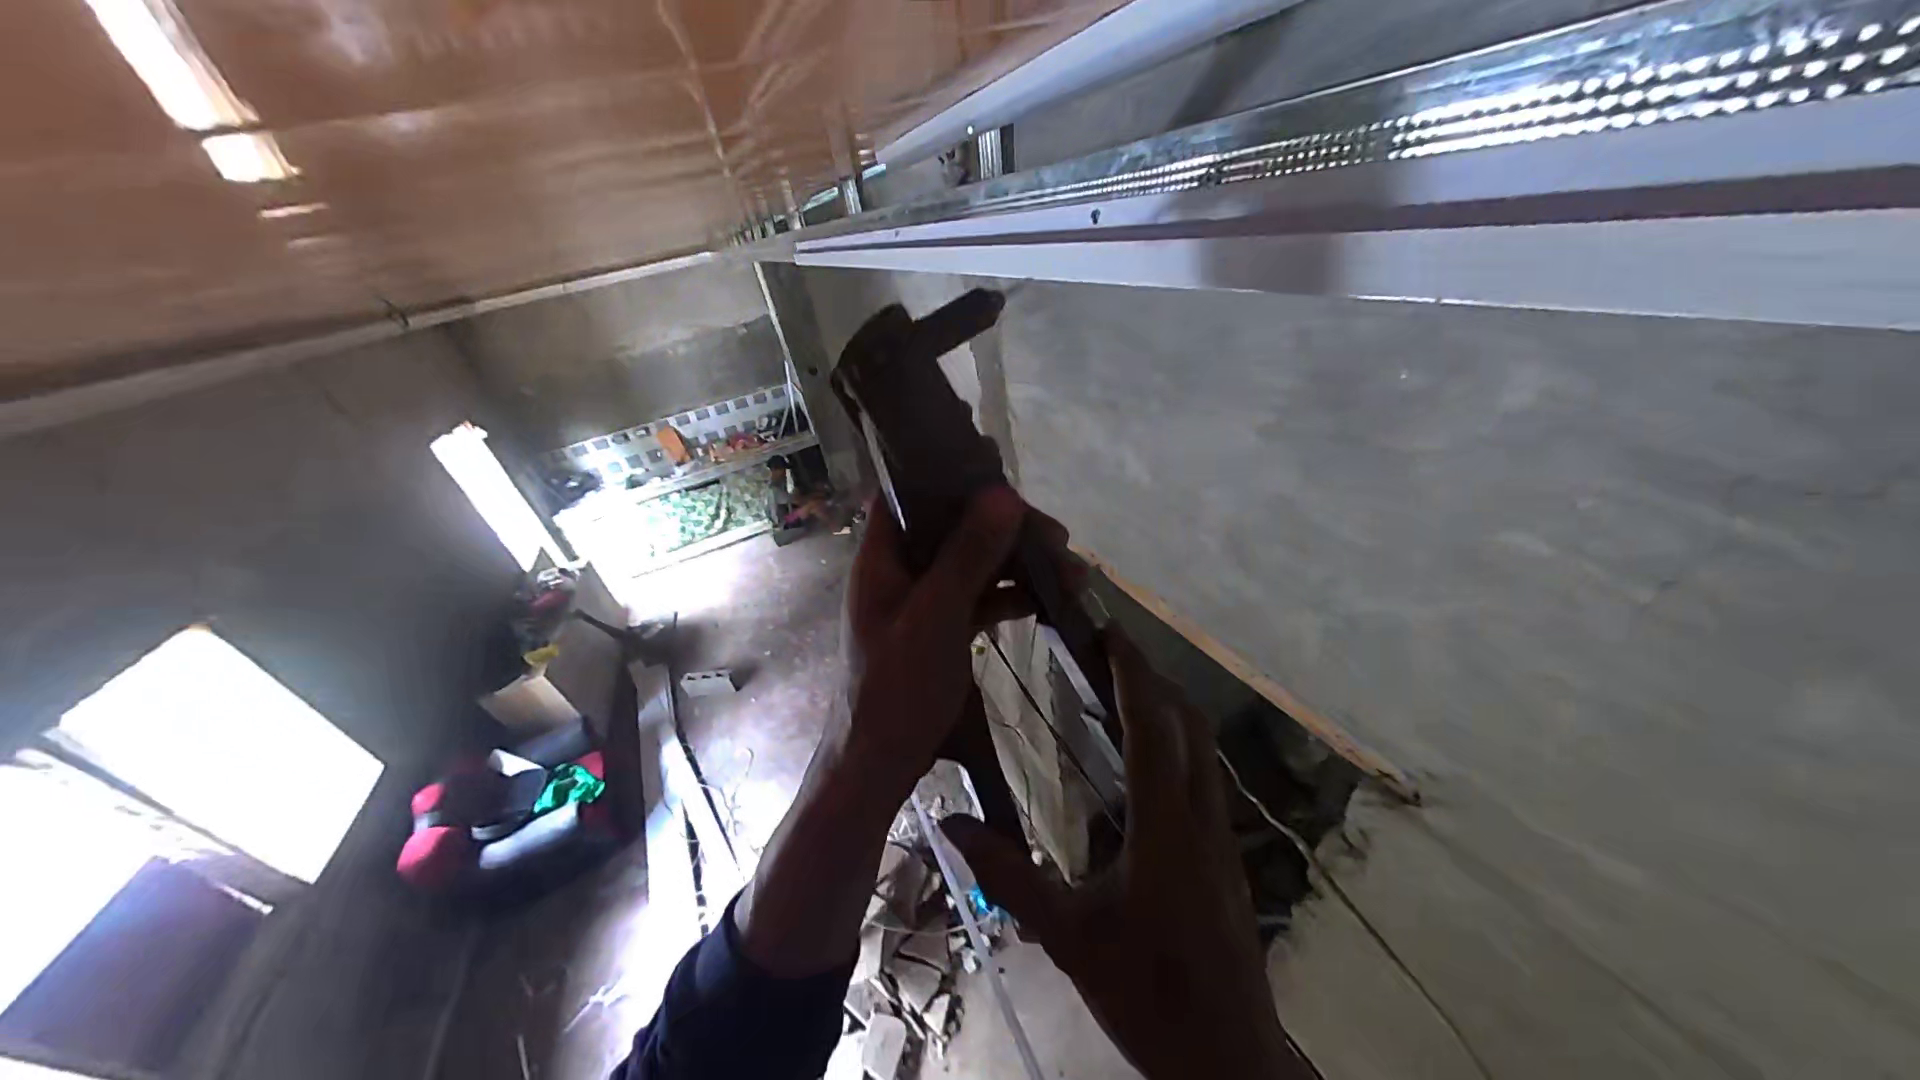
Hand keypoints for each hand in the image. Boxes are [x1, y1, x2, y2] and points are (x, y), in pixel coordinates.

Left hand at [841, 486, 1028, 793]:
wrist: (880, 763)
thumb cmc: (896, 688)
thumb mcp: (936, 617)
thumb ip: (967, 556)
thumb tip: (1004, 495)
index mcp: (881, 557)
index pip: (904, 494)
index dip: (944, 473)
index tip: (996, 468)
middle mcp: (900, 570)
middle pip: (951, 527)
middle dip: (1003, 526)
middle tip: (1055, 535)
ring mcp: (922, 600)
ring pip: (971, 563)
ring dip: (1016, 562)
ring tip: (1070, 569)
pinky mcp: (941, 627)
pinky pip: (978, 597)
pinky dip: (1010, 595)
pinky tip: (1049, 599)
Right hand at [941, 631, 1306, 1078]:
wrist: (1228, 1058)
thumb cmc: (1146, 993)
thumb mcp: (1069, 937)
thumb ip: (1009, 877)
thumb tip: (951, 823)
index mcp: (1165, 829)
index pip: (1154, 729)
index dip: (1133, 673)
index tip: (1110, 632)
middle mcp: (1201, 819)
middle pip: (1188, 725)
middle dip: (1151, 679)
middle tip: (1107, 653)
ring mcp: (1221, 837)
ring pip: (1202, 749)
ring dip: (1167, 708)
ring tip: (1121, 691)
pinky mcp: (1225, 855)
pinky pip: (1202, 776)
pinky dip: (1175, 744)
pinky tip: (1143, 759)